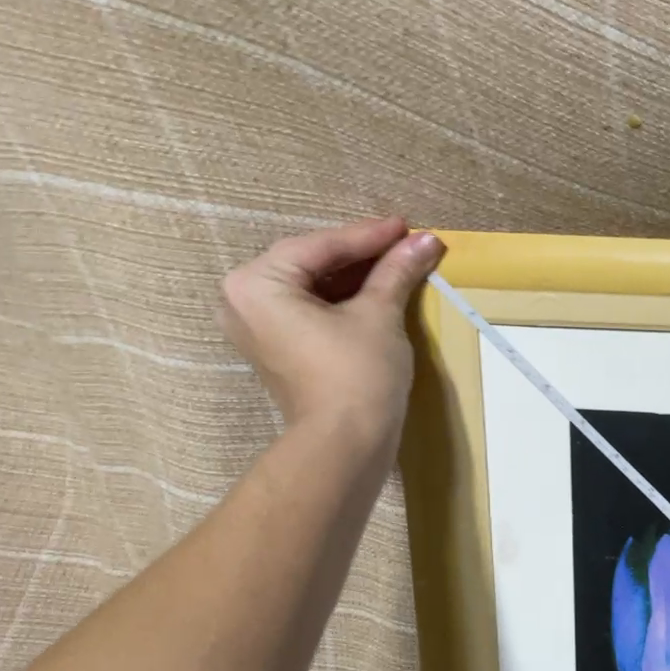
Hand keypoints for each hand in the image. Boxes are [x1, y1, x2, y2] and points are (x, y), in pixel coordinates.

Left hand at [219, 216, 442, 445]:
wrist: (346, 444)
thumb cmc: (357, 375)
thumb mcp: (379, 316)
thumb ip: (397, 272)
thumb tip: (427, 240)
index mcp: (256, 283)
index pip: (321, 247)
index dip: (369, 236)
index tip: (406, 226)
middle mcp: (242, 300)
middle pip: (311, 263)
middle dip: (361, 255)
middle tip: (403, 243)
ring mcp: (256, 327)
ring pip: (311, 287)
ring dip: (355, 277)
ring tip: (397, 265)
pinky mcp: (277, 350)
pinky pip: (308, 311)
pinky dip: (342, 301)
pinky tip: (377, 293)